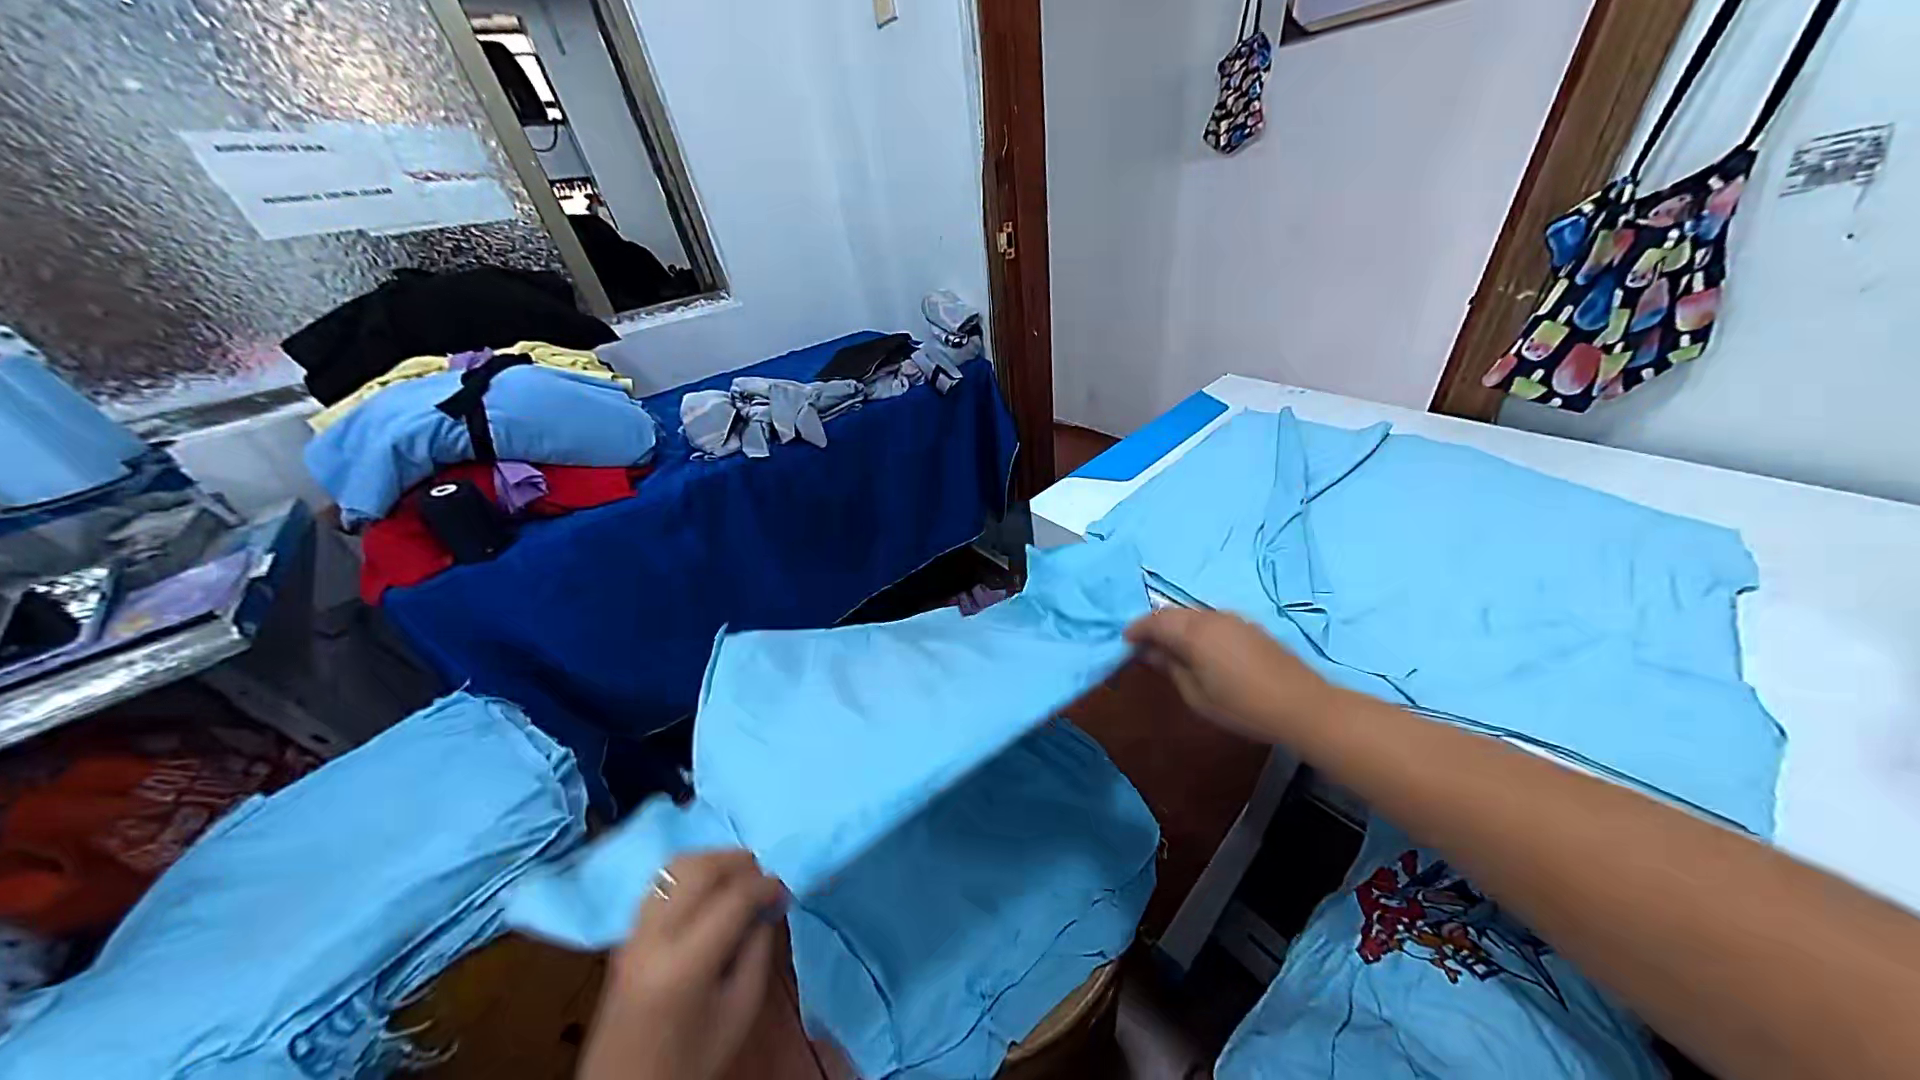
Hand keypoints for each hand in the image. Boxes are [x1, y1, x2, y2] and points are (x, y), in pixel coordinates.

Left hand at [577, 852, 786, 1079]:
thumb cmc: (692, 1060)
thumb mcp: (740, 1009)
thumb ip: (757, 949)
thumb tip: (768, 905)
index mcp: (686, 962)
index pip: (734, 897)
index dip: (767, 885)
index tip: (785, 891)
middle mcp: (655, 936)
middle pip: (702, 868)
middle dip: (740, 862)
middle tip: (764, 879)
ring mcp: (634, 932)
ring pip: (676, 866)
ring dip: (714, 862)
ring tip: (738, 879)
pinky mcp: (625, 935)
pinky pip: (661, 883)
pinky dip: (691, 875)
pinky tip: (709, 893)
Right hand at [1125, 608, 1336, 740]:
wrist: (1302, 705)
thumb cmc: (1242, 706)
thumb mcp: (1196, 694)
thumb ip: (1170, 668)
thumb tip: (1150, 653)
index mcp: (1193, 632)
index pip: (1155, 621)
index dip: (1136, 629)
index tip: (1125, 642)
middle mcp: (1210, 617)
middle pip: (1173, 613)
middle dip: (1155, 626)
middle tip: (1143, 646)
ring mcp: (1233, 619)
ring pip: (1193, 614)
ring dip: (1176, 626)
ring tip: (1168, 648)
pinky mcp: (1249, 627)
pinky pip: (1211, 619)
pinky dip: (1196, 628)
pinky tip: (1198, 649)